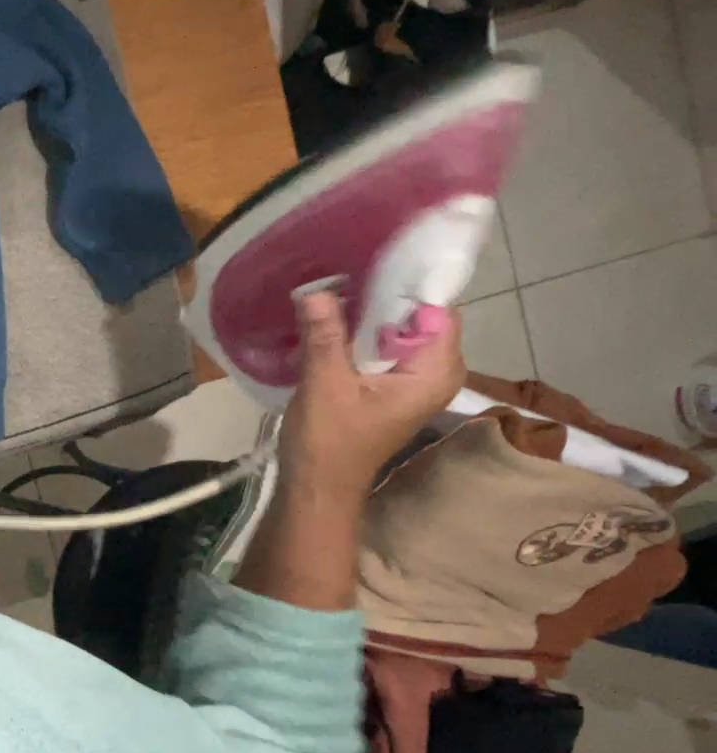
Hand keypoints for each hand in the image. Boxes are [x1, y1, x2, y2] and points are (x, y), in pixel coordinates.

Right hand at [279, 292, 465, 498]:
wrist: (318, 488)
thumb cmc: (329, 443)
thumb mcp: (324, 386)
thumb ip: (325, 338)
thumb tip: (315, 291)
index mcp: (435, 370)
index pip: (435, 309)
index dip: (404, 286)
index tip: (368, 264)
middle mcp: (436, 372)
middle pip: (418, 318)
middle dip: (383, 299)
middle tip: (342, 276)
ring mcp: (414, 381)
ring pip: (398, 333)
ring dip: (368, 318)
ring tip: (332, 297)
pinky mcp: (392, 388)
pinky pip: (384, 349)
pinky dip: (362, 338)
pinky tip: (332, 327)